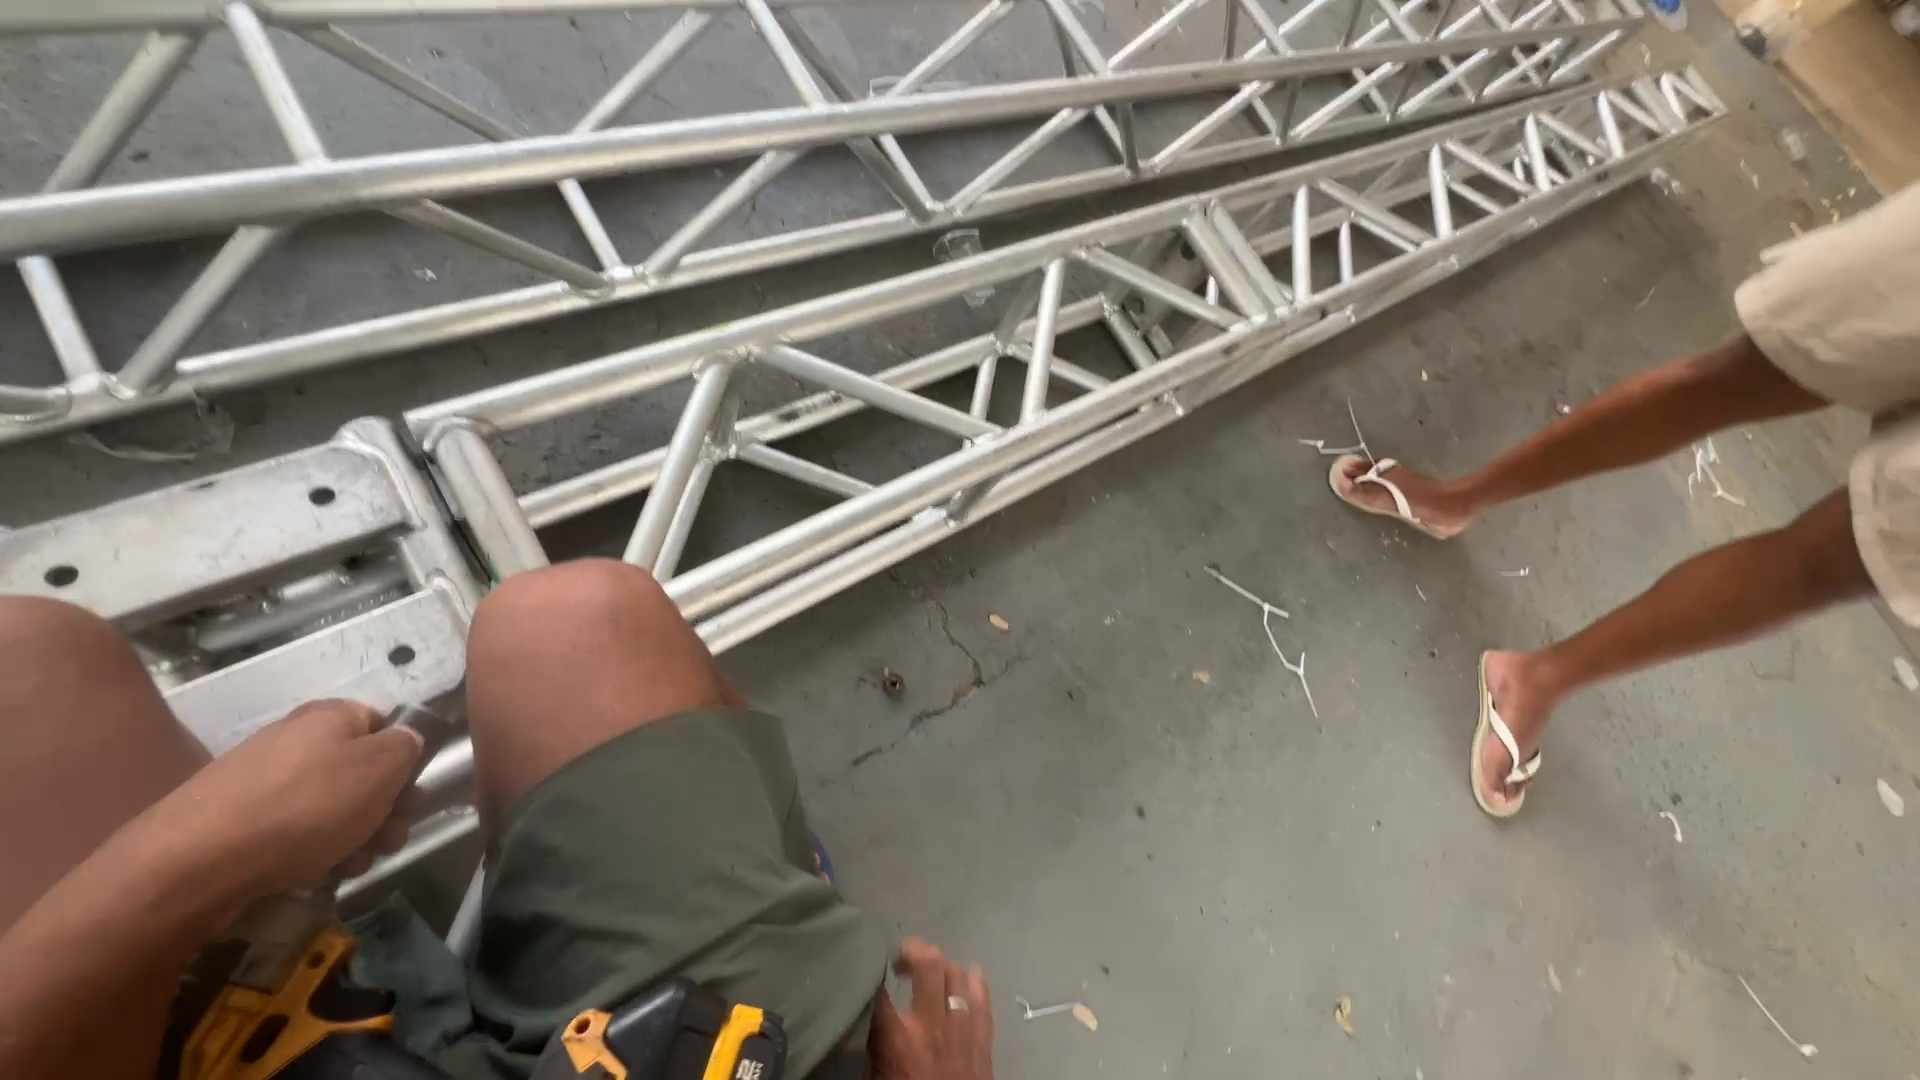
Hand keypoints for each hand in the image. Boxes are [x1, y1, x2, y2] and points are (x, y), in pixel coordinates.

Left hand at [155, 700, 423, 897]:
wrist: (191, 866)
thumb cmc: (305, 807)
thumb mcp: (382, 767)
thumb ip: (408, 744)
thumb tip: (406, 740)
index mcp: (331, 716)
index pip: (387, 725)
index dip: (408, 759)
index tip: (413, 795)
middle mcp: (295, 739)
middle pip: (361, 770)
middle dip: (386, 808)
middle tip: (392, 837)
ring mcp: (261, 782)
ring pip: (332, 806)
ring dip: (357, 835)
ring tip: (357, 862)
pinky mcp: (235, 822)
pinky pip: (293, 830)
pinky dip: (315, 850)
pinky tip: (321, 872)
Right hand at [870, 938, 992, 1079]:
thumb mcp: (876, 1076)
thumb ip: (876, 1041)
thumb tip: (876, 1011)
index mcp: (898, 1036)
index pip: (883, 989)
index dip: (876, 970)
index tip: (874, 964)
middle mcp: (931, 1025)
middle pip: (928, 966)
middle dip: (914, 950)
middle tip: (903, 955)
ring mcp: (961, 1030)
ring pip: (956, 976)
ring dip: (942, 965)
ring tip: (932, 965)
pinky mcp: (983, 1042)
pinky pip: (983, 1002)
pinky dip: (977, 983)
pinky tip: (972, 971)